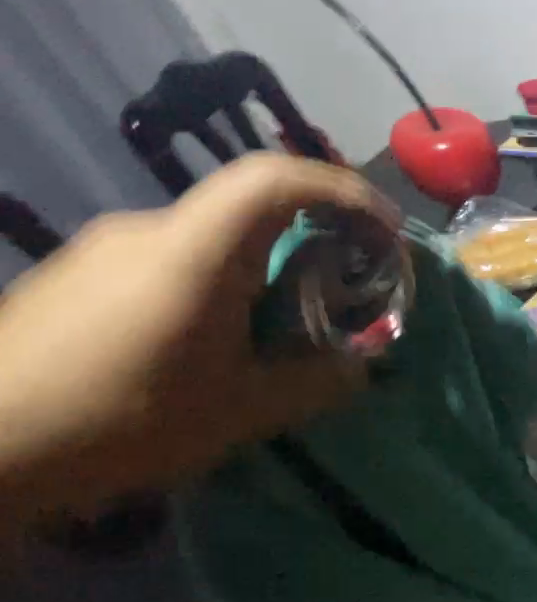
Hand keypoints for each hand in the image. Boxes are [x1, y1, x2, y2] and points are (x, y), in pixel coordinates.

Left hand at [0, 154, 399, 519]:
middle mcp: (148, 232)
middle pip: (252, 216)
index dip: (343, 191)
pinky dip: (227, 293)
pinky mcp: (83, 276)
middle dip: (317, 250)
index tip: (388, 231)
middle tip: (352, 305)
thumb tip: (361, 362)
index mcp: (194, 254)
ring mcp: (108, 251)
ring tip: (291, 341)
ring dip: (270, 279)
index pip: (273, 180)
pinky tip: (226, 351)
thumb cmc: (120, 420)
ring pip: (217, 247)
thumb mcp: (247, 413)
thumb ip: (321, 380)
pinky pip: (179, 267)